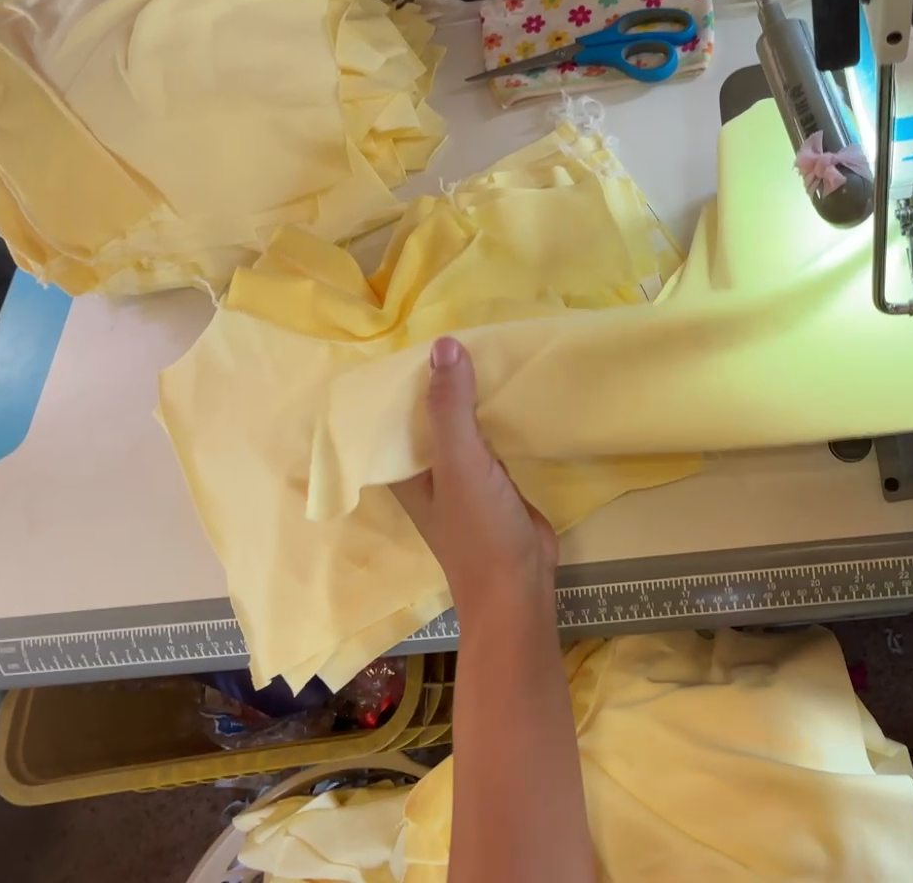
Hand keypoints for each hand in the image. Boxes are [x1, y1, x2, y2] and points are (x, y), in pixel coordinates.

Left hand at [392, 337, 558, 620]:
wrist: (519, 584)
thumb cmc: (479, 531)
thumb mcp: (460, 464)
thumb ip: (451, 408)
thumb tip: (445, 344)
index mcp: (402, 468)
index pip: (393, 410)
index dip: (407, 373)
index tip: (427, 331)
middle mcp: (426, 467)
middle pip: (430, 412)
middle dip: (445, 377)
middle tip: (469, 328)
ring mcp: (461, 474)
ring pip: (462, 423)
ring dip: (474, 394)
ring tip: (493, 347)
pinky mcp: (494, 479)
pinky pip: (490, 436)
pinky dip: (497, 414)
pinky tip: (514, 389)